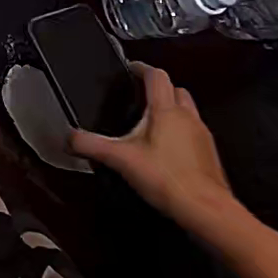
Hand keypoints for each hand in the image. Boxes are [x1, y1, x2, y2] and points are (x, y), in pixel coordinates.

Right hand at [68, 63, 237, 230]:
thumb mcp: (122, 160)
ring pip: (188, 109)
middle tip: (142, 97)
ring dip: (173, 109)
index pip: (156, 75)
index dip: (142, 68)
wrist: (206, 209)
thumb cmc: (165, 178)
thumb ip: (93, 146)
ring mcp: (202, 134)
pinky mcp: (209, 153)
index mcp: (166, 109)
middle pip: (175, 89)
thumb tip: (68, 137)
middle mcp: (187, 116)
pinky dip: (182, 131)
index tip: (131, 69)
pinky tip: (169, 149)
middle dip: (159, 89)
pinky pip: (195, 131)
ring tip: (154, 123)